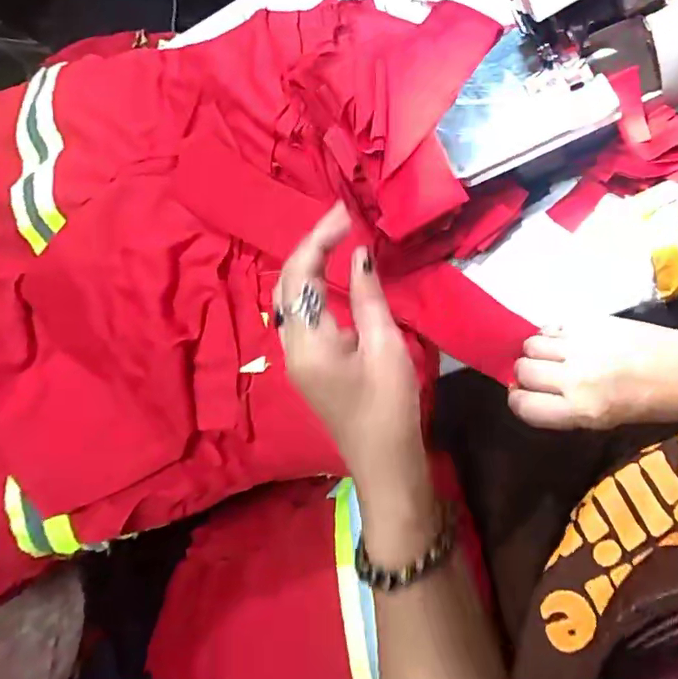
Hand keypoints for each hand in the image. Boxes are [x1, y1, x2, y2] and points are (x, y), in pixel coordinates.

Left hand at [277, 203, 424, 489]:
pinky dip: (312, 286)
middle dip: (310, 245)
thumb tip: (359, 253)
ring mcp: (296, 358)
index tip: (346, 214)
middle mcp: (291, 347)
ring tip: (336, 235)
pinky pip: (300, 313)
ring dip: (308, 263)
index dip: (319, 239)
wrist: (386, 464)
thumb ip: (367, 297)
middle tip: (342, 218)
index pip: (299, 275)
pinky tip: (331, 273)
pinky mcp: (308, 364)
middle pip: (286, 283)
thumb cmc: (391, 408)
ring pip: (289, 298)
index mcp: (307, 343)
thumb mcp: (386, 347)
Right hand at [509, 318, 677, 428]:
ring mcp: (580, 346)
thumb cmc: (654, 405)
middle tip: (543, 377)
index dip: (519, 401)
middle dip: (526, 375)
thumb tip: (534, 394)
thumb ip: (569, 408)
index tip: (525, 397)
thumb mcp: (607, 420)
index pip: (524, 405)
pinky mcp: (588, 322)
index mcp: (582, 410)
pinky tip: (565, 340)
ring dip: (536, 352)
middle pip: (523, 371)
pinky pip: (550, 326)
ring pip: (531, 345)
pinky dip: (551, 333)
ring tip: (553, 356)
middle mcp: (574, 378)